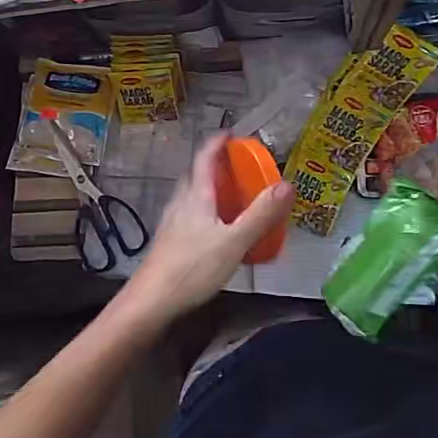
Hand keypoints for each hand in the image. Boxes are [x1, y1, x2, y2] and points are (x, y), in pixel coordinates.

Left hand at [113, 134, 292, 329]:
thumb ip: (260, 214)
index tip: (232, 134)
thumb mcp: (234, 242)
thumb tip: (288, 184)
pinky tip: (217, 231)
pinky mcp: (169, 244)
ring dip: (211, 190)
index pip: (204, 158)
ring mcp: (171, 224)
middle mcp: (180, 204)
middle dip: (217, 167)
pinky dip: (207, 213)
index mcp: (196, 196)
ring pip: (192, 197)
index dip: (218, 143)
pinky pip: (191, 217)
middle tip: (239, 168)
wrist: (150, 303)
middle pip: (197, 176)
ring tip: (233, 197)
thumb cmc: (192, 268)